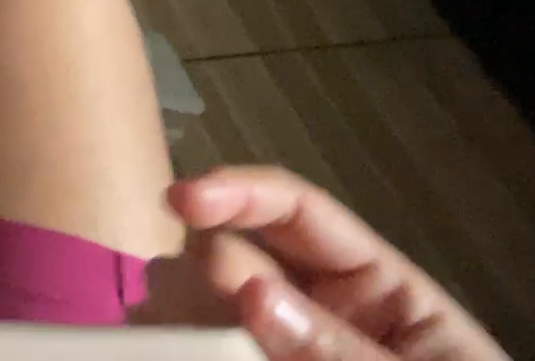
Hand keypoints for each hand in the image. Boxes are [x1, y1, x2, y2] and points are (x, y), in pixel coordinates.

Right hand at [144, 166, 508, 360]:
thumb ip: (347, 354)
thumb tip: (251, 292)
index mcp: (375, 289)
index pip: (294, 208)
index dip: (235, 190)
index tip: (180, 201)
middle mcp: (311, 300)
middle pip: (231, 247)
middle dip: (207, 276)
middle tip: (199, 324)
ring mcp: (268, 335)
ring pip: (193, 288)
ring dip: (178, 309)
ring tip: (171, 339)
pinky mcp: (235, 358)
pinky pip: (187, 330)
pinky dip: (168, 333)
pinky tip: (159, 344)